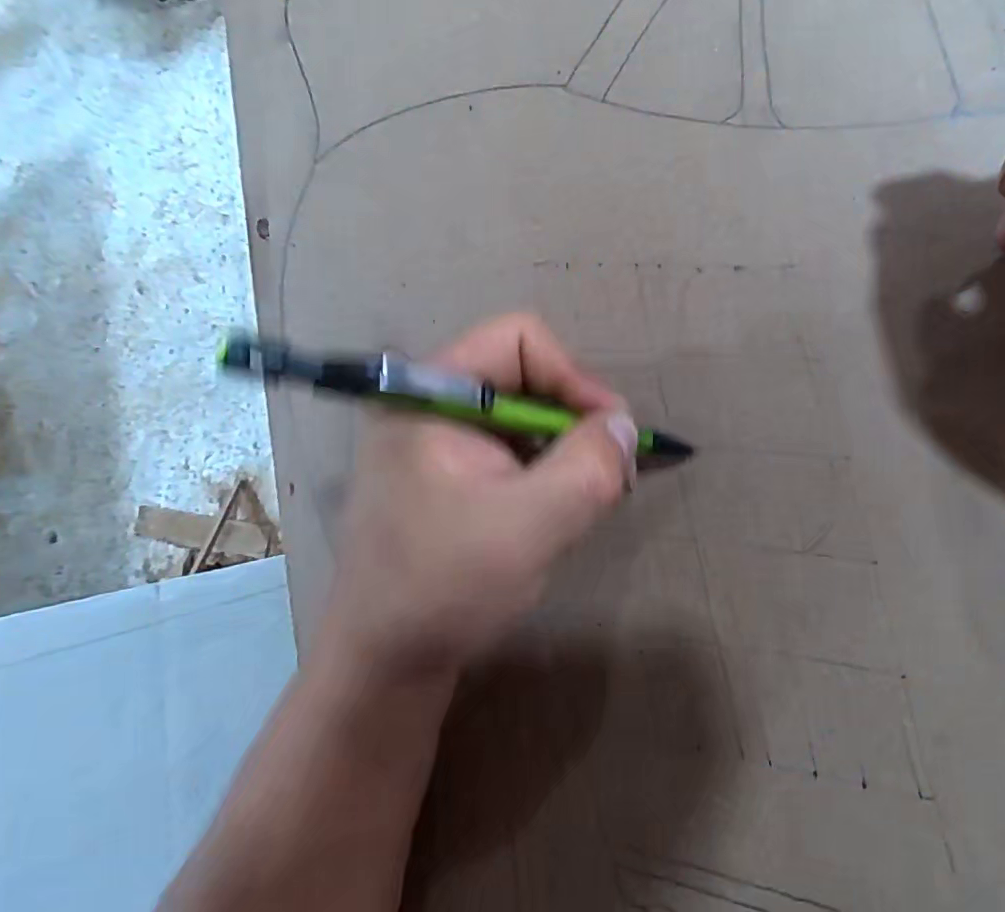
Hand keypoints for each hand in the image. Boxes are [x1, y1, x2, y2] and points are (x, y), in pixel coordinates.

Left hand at [322, 313, 636, 676]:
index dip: (574, 376)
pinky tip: (553, 514)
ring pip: (522, 415)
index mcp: (429, 392)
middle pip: (523, 375)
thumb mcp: (530, 527)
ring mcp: (433, 440)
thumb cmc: (444, 588)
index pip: (518, 340)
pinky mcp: (444, 474)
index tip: (611, 432)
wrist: (381, 663)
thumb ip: (588, 468)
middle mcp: (427, 402)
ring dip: (563, 450)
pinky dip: (543, 471)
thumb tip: (623, 425)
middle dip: (575, 419)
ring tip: (583, 501)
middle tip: (610, 474)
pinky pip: (509, 448)